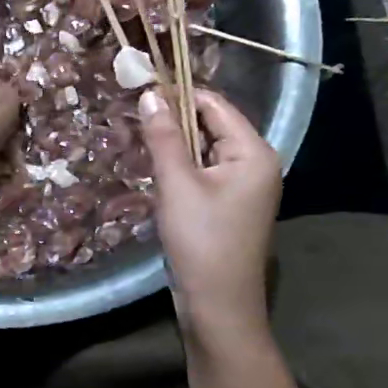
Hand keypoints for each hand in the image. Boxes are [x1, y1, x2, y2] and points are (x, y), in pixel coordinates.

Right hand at [139, 88, 280, 332]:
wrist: (218, 301)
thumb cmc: (201, 239)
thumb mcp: (176, 184)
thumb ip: (163, 137)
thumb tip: (150, 93)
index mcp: (253, 152)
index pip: (214, 105)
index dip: (178, 93)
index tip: (139, 86)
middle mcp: (256, 162)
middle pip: (211, 125)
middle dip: (173, 118)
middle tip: (131, 112)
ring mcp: (245, 185)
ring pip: (204, 148)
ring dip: (173, 142)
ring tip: (137, 136)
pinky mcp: (230, 203)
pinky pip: (204, 169)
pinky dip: (180, 164)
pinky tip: (155, 167)